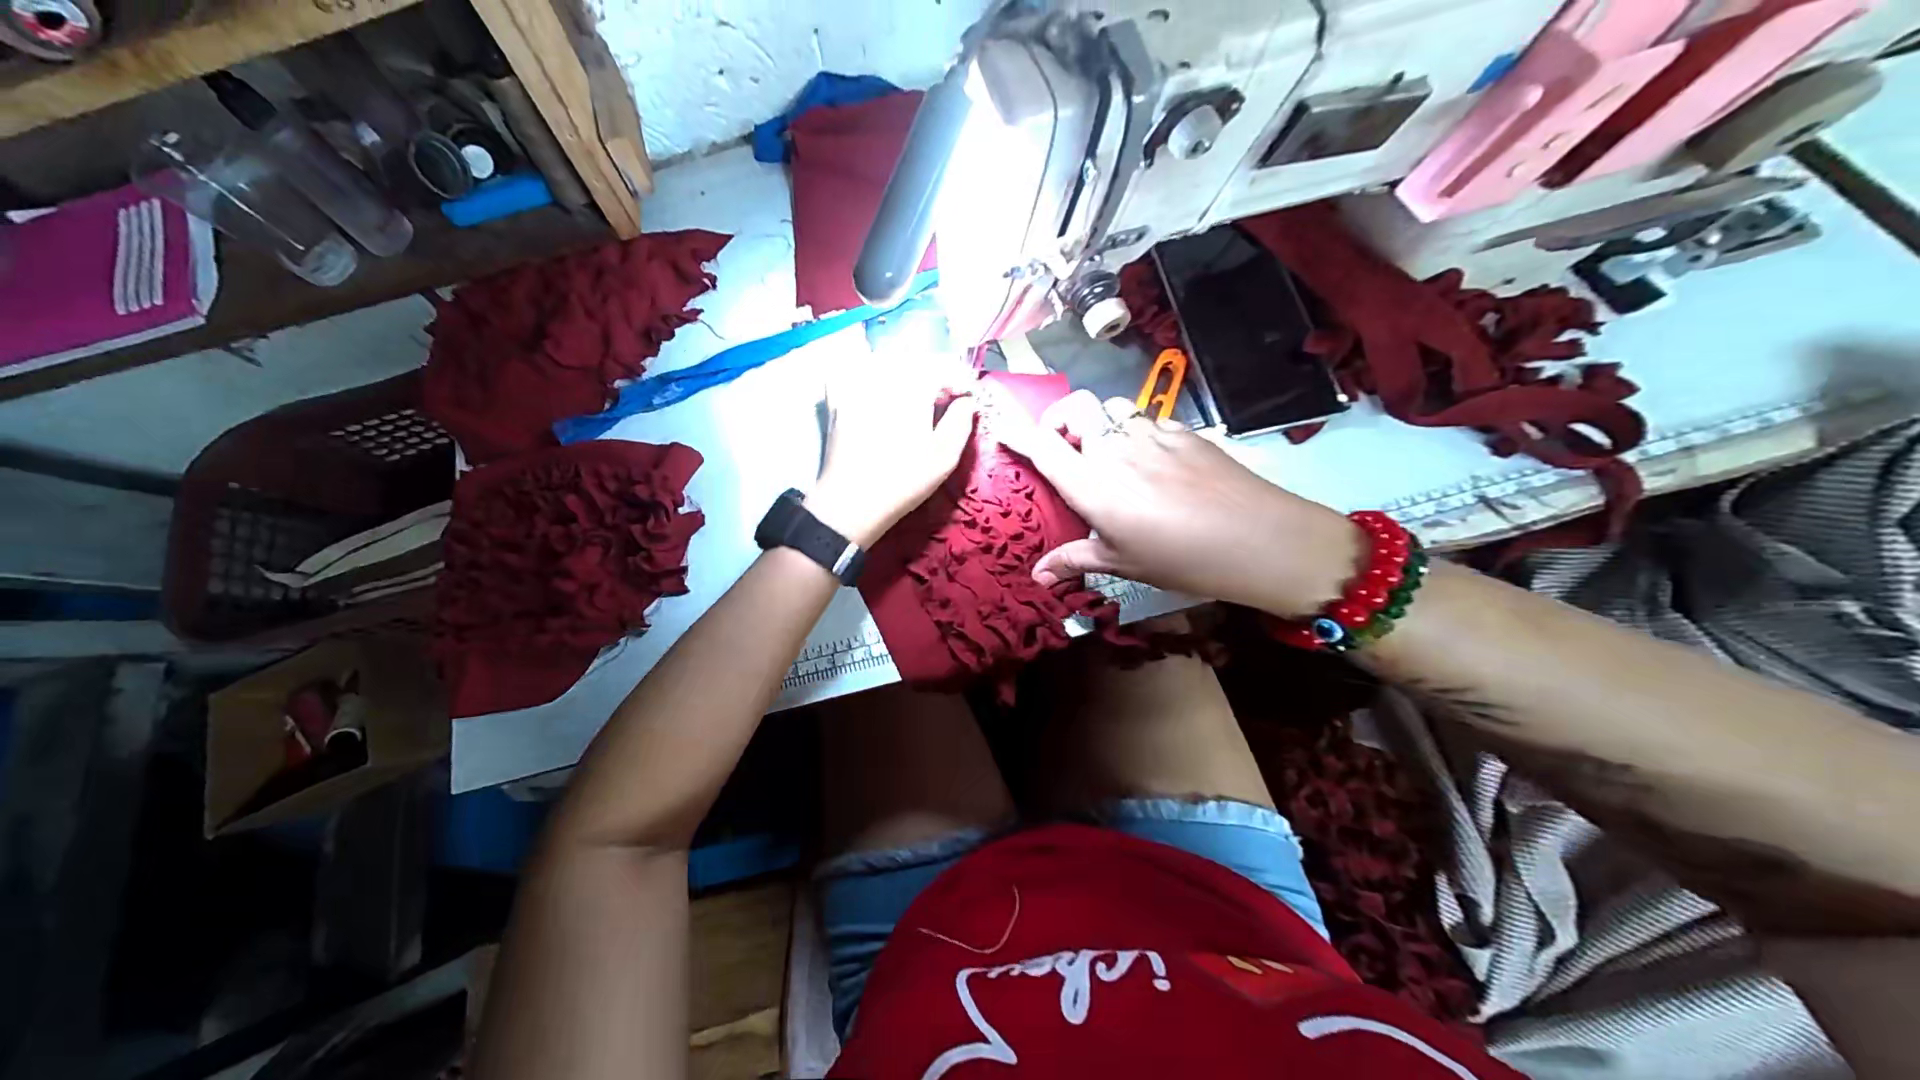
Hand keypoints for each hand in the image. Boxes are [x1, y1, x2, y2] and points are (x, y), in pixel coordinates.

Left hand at [806, 354, 978, 546]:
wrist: (850, 502)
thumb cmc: (904, 479)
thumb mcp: (946, 454)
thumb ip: (962, 419)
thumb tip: (966, 400)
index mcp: (914, 382)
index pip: (946, 367)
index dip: (959, 383)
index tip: (964, 404)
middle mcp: (883, 373)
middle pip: (916, 362)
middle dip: (931, 378)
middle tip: (940, 405)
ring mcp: (856, 384)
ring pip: (887, 364)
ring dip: (903, 376)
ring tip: (911, 405)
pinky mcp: (837, 399)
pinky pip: (855, 374)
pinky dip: (867, 379)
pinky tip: (875, 400)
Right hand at [994, 388, 1364, 617]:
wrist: (1256, 537)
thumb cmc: (1179, 558)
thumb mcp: (1122, 562)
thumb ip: (1075, 559)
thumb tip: (1039, 574)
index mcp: (1091, 484)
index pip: (1042, 446)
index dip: (1017, 432)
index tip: (1002, 426)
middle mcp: (1114, 450)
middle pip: (1077, 408)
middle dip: (1064, 418)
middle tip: (1069, 444)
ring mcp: (1151, 435)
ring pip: (1115, 407)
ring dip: (1104, 421)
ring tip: (1113, 449)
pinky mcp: (1184, 431)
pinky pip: (1150, 418)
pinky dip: (1141, 430)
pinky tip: (1155, 459)